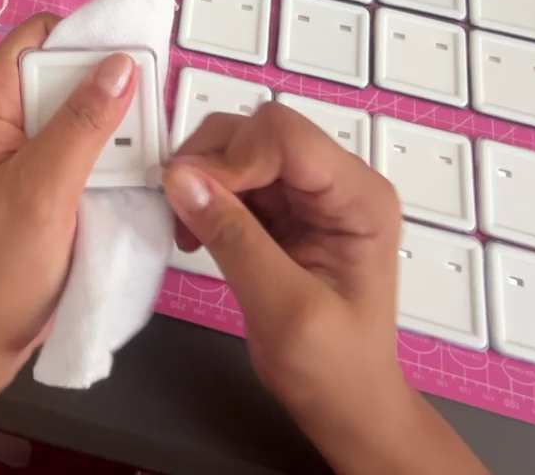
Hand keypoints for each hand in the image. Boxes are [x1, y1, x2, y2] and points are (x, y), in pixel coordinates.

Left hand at [0, 15, 138, 397]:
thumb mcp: (43, 189)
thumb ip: (82, 124)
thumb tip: (120, 63)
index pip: (36, 39)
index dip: (82, 36)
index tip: (132, 53)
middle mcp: (6, 118)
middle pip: (63, 72)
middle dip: (106, 82)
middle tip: (150, 106)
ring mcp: (26, 151)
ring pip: (79, 110)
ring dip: (113, 121)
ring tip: (150, 140)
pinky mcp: (45, 179)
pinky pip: (83, 146)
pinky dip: (110, 151)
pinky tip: (137, 165)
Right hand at [162, 103, 486, 473]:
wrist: (343, 404)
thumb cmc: (332, 368)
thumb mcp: (283, 309)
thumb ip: (233, 238)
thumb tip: (177, 177)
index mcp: (358, 196)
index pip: (285, 136)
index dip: (234, 157)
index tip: (194, 198)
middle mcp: (333, 179)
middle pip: (256, 130)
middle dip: (211, 163)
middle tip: (184, 214)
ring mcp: (304, 189)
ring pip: (234, 144)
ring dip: (200, 177)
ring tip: (189, 229)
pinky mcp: (278, 202)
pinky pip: (226, 172)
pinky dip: (201, 192)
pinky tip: (195, 231)